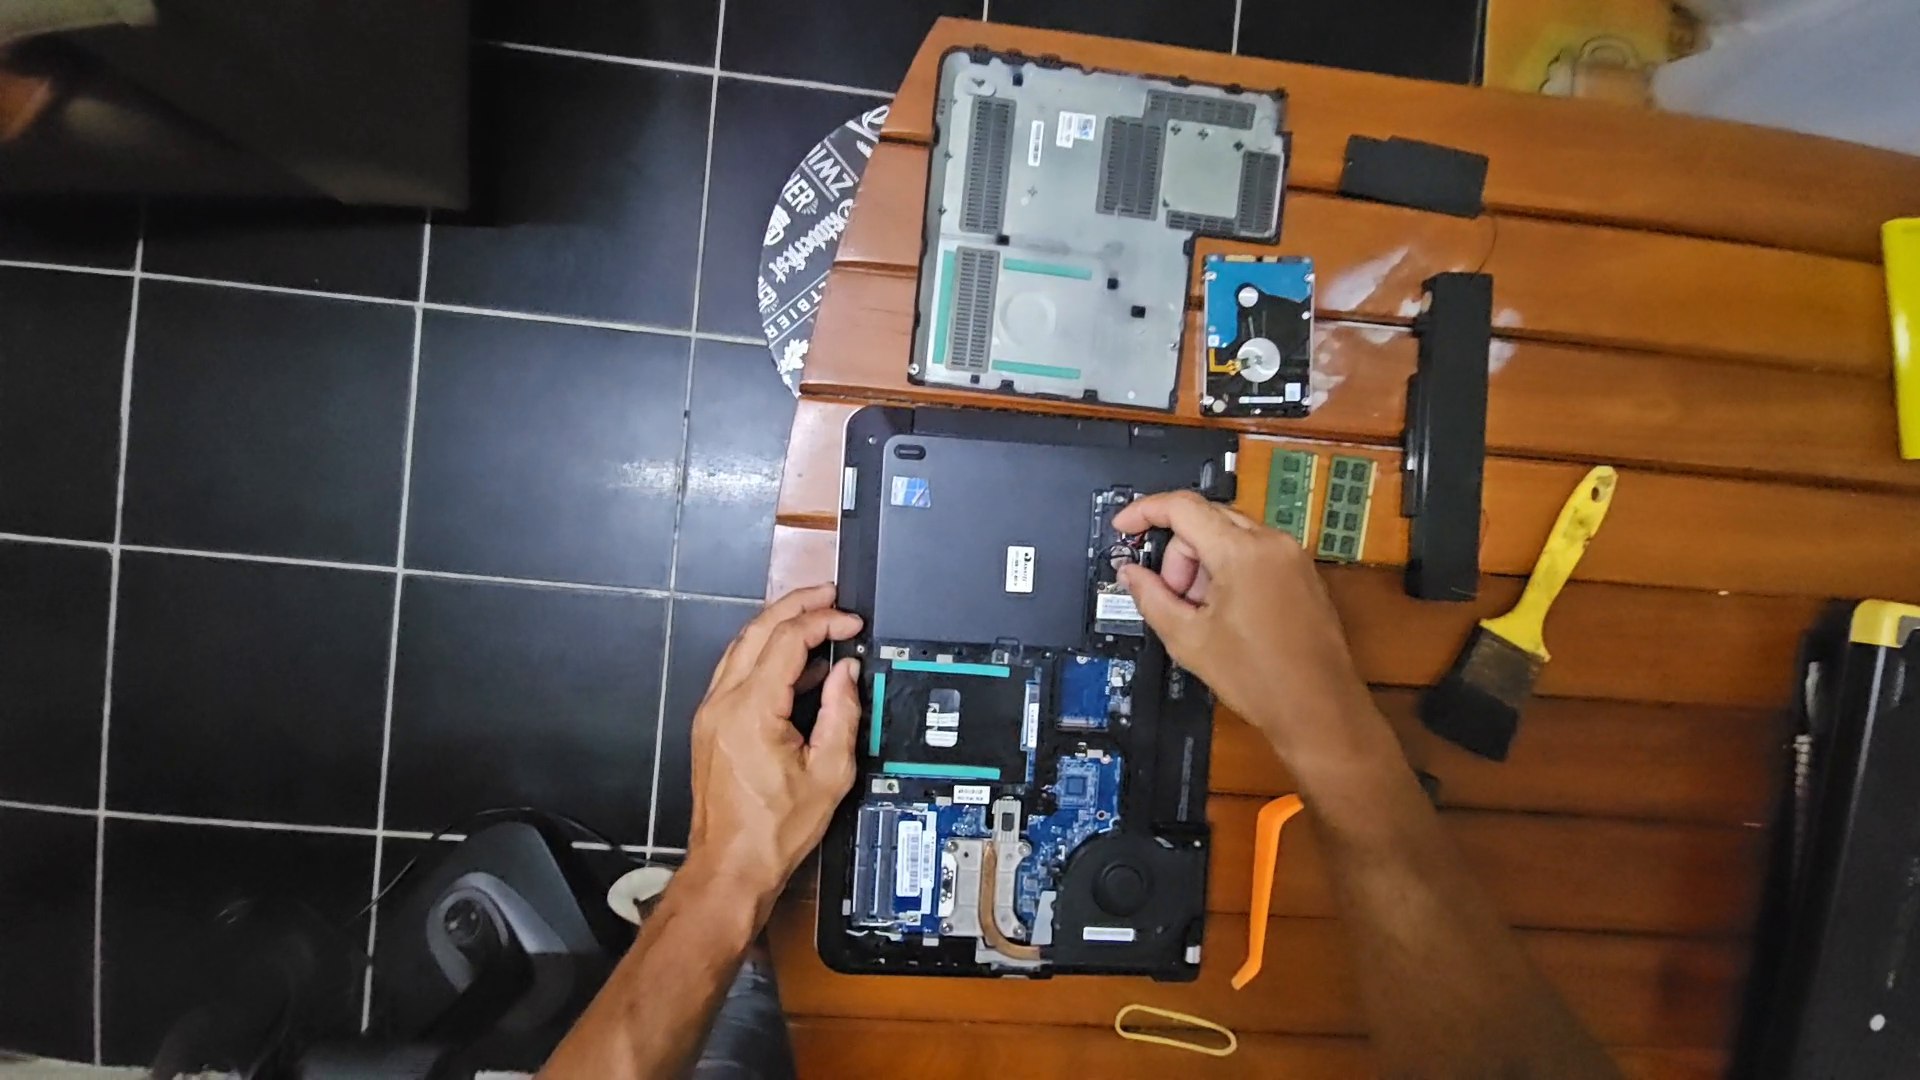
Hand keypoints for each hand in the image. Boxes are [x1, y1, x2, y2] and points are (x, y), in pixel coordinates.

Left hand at [685, 584, 862, 916]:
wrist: (729, 866)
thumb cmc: (774, 830)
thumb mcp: (830, 773)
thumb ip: (841, 713)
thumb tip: (847, 672)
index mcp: (751, 711)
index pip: (788, 641)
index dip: (824, 622)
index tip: (852, 622)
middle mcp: (723, 703)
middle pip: (757, 629)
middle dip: (797, 604)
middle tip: (830, 594)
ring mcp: (712, 711)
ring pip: (742, 644)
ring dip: (778, 622)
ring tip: (815, 614)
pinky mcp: (712, 722)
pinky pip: (738, 669)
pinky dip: (766, 651)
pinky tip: (796, 659)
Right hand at [1113, 490, 1388, 776]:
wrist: (1319, 711)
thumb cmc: (1260, 680)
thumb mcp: (1187, 638)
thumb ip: (1150, 596)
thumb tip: (1130, 573)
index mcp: (1242, 553)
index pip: (1182, 507)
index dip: (1144, 512)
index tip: (1123, 527)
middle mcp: (1272, 543)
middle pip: (1203, 521)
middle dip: (1177, 554)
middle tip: (1171, 597)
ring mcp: (1291, 556)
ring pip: (1226, 535)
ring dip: (1201, 564)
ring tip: (1201, 612)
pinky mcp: (1301, 572)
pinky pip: (1251, 551)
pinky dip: (1226, 569)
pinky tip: (1223, 612)